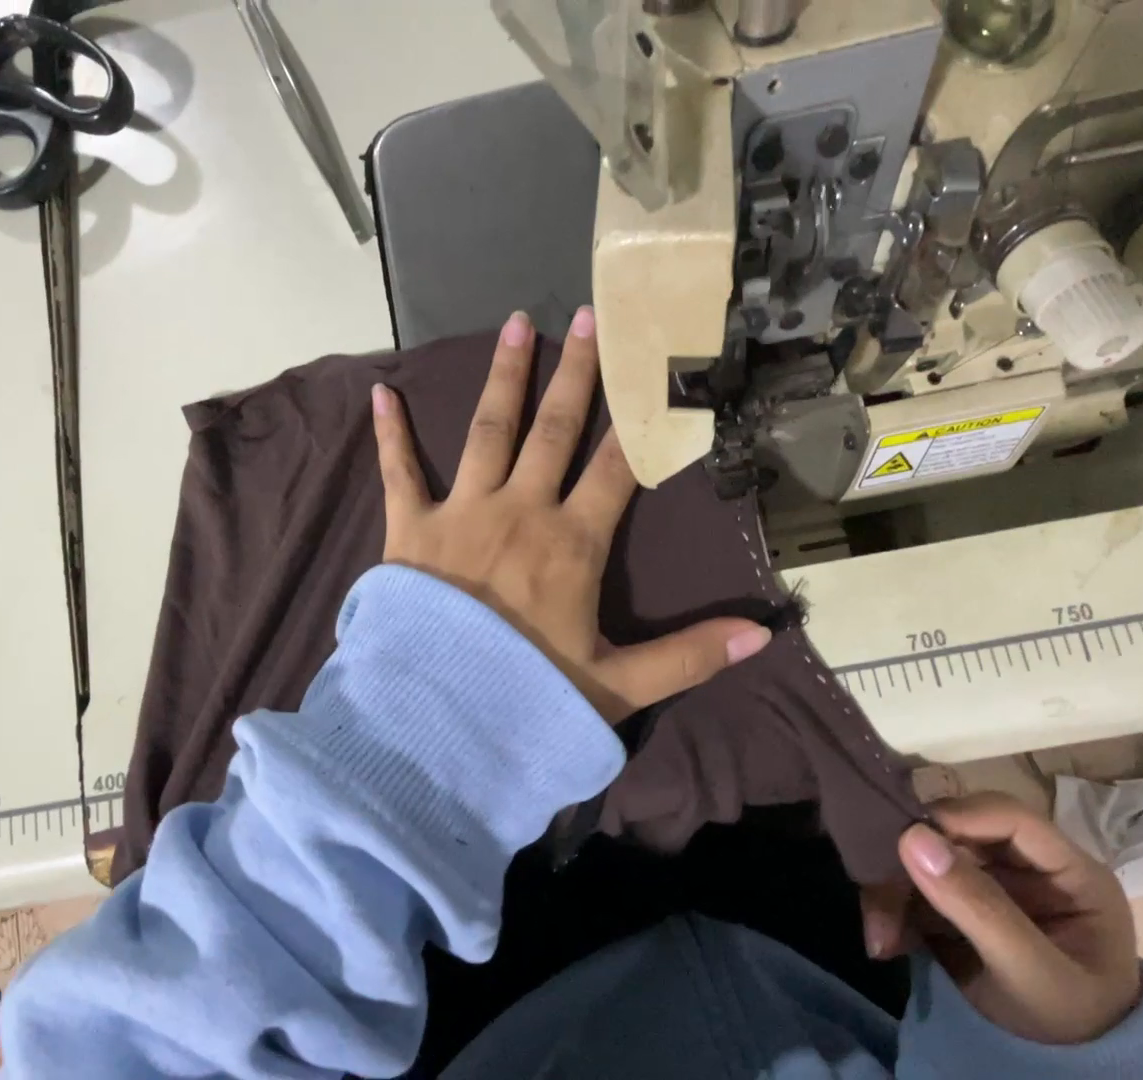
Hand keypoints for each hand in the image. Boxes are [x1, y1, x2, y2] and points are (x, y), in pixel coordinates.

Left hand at [368, 308, 771, 723]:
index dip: (643, 419)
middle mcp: (520, 511)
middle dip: (577, 373)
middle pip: (554, 429)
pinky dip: (389, 434)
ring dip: (505, 376)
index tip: (659, 369)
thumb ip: (688, 657)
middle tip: (589, 315)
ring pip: (488, 430)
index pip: (620, 468)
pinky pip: (399, 472)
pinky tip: (380, 391)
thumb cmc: (527, 700)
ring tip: (518, 323)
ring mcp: (462, 513)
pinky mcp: (410, 529)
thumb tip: (763, 636)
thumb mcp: (618, 686)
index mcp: (572, 543)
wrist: (435, 722)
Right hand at [861, 793, 1141, 1044]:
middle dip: (910, 865)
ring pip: (923, 857)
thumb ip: (979, 906)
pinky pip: (911, 886)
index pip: (1009, 817)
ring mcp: (988, 885)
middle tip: (877, 900)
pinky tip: (885, 943)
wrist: (1054, 1078)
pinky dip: (890, 910)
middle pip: (954, 834)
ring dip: (891, 891)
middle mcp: (1024, 867)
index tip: (906, 838)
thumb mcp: (1031, 972)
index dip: (957, 818)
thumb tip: (912, 836)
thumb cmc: (1067, 1023)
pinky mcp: (954, 905)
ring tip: (879, 938)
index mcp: (1068, 872)